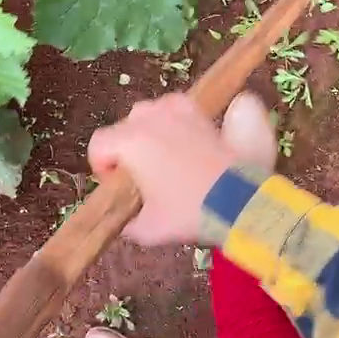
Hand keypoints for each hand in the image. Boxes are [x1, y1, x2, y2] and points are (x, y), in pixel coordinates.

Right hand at [88, 92, 275, 246]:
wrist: (239, 199)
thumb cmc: (188, 211)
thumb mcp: (148, 229)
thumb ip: (128, 221)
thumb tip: (127, 218)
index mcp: (130, 142)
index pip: (98, 144)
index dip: (102, 166)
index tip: (118, 186)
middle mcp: (149, 118)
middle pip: (123, 128)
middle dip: (127, 149)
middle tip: (142, 176)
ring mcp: (176, 109)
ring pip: (149, 114)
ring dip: (149, 133)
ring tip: (164, 160)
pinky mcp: (200, 111)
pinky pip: (174, 108)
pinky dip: (172, 121)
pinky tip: (184, 143)